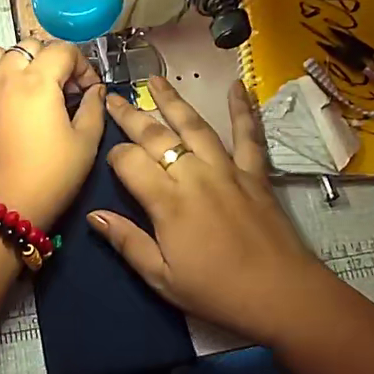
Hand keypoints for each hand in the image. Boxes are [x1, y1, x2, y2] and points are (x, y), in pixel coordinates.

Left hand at [0, 39, 104, 230]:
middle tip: (61, 91)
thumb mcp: (86, 143)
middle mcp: (4, 77)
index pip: (63, 51)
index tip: (87, 91)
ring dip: (11, 62)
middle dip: (50, 61)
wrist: (5, 208)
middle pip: (28, 47)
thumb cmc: (51, 177)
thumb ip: (93, 108)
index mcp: (38, 81)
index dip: (82, 66)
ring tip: (24, 86)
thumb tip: (94, 91)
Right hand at [92, 77, 341, 344]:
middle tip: (115, 98)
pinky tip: (239, 88)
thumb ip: (128, 242)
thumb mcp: (162, 278)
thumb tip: (95, 215)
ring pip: (196, 126)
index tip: (111, 161)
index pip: (130, 162)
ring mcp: (227, 170)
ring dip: (174, 101)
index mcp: (168, 202)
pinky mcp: (255, 173)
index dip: (115, 157)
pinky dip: (244, 110)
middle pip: (157, 136)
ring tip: (157, 80)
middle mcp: (195, 175)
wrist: (279, 292)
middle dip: (132, 115)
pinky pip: (248, 135)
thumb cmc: (216, 291)